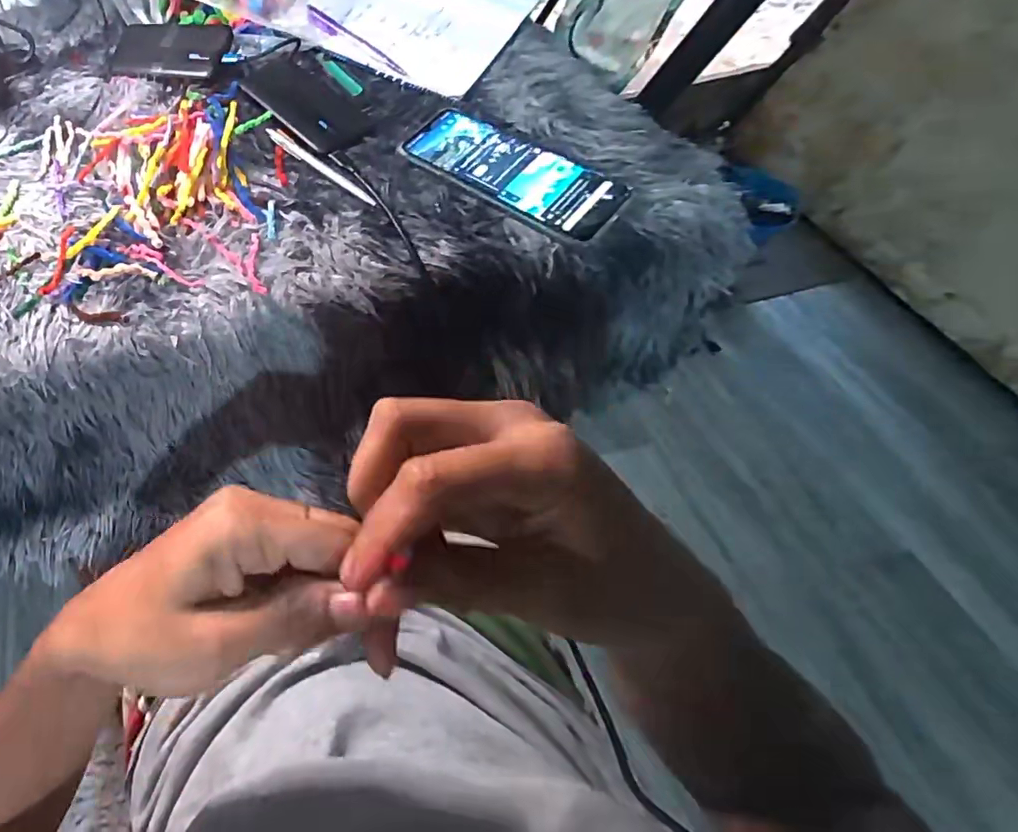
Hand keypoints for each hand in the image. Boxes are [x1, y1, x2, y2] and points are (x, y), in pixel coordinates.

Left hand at [39, 487, 370, 695]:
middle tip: (378, 658)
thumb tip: (366, 601)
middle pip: (333, 539)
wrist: (91, 635)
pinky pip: (298, 559)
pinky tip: (316, 628)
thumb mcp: (219, 644)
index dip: (374, 580)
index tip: (389, 641)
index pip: (335, 537)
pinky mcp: (243, 538)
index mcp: (243, 519)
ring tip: (356, 651)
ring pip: (321, 550)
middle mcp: (251, 505)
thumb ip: (293, 617)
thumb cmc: (145, 641)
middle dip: (362, 592)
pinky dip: (315, 595)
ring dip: (342, 598)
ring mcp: (246, 518)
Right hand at [339, 399, 736, 674]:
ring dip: (376, 494)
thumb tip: (370, 593)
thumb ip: (449, 583)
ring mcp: (488, 425)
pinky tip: (404, 547)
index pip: (429, 475)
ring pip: (396, 433)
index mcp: (538, 455)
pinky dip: (393, 500)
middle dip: (368, 486)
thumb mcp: (538, 597)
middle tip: (372, 554)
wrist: (661, 588)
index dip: (383, 526)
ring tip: (389, 559)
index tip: (356, 583)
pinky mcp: (474, 442)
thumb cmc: (617, 595)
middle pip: (399, 422)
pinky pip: (411, 454)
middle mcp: (505, 420)